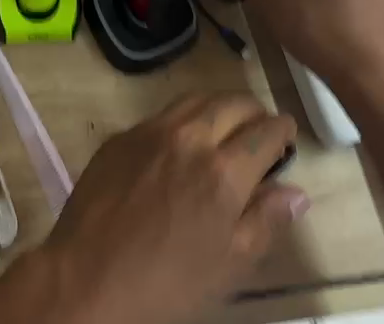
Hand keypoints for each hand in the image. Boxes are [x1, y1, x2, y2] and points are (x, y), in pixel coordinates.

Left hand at [37, 94, 306, 323]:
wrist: (87, 277)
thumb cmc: (166, 282)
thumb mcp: (228, 265)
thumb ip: (265, 221)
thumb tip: (296, 192)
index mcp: (222, 171)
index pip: (265, 132)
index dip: (283, 130)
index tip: (288, 134)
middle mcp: (189, 138)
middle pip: (232, 103)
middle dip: (255, 112)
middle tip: (261, 129)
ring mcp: (150, 131)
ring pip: (196, 100)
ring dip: (219, 107)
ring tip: (227, 127)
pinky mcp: (122, 135)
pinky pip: (161, 115)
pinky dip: (183, 120)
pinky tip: (182, 143)